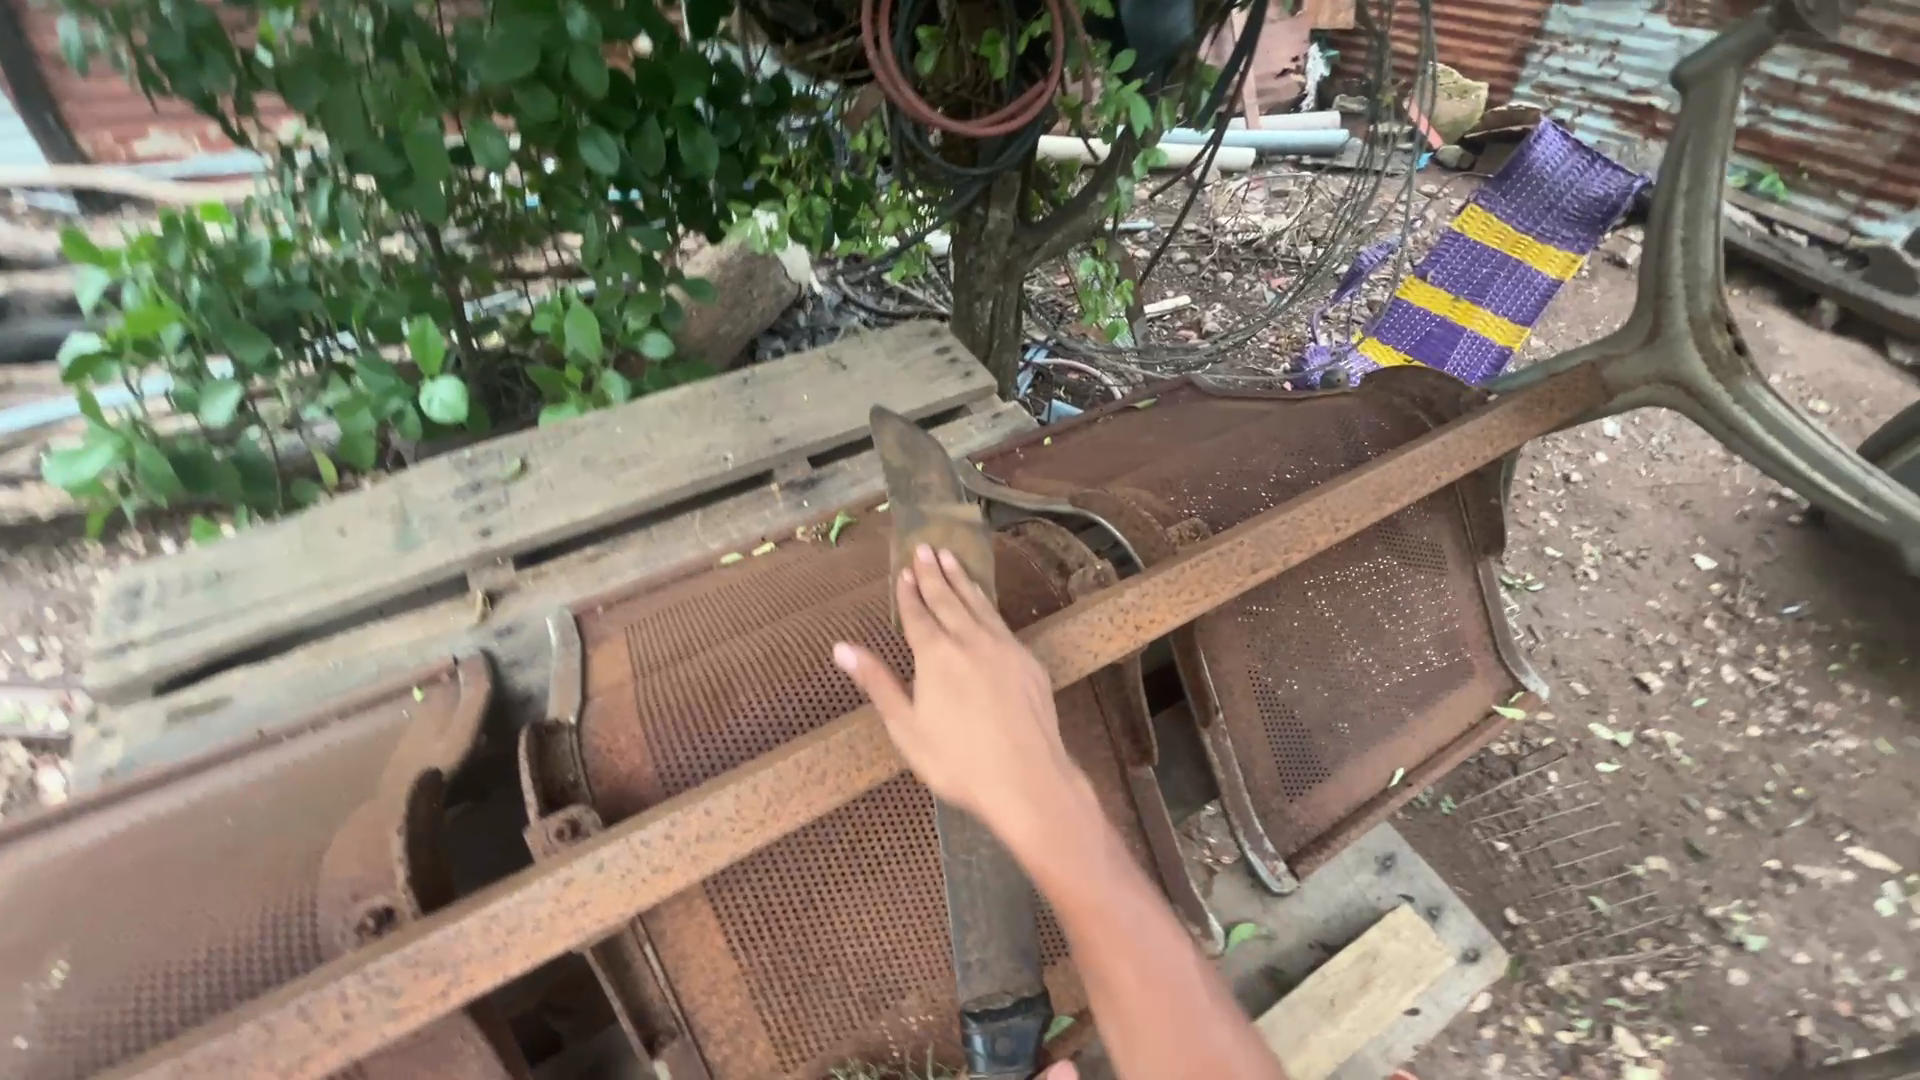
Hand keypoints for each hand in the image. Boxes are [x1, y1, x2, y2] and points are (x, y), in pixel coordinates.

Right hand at [832, 544, 1085, 839]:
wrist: (1027, 779)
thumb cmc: (958, 761)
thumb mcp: (906, 728)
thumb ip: (877, 683)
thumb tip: (841, 648)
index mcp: (937, 656)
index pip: (918, 615)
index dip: (909, 593)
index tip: (903, 570)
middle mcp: (970, 641)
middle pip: (948, 599)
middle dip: (934, 574)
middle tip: (925, 547)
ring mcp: (1004, 648)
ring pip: (979, 604)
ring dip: (962, 580)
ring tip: (951, 558)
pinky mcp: (1027, 661)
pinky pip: (1001, 621)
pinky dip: (988, 604)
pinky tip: (985, 603)